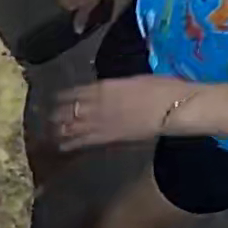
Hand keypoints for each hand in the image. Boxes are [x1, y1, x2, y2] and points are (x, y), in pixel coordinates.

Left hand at [52, 76, 200, 150]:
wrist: (176, 107)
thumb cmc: (165, 89)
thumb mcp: (136, 80)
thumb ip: (116, 86)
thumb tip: (109, 89)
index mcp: (104, 87)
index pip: (75, 92)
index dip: (64, 96)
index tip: (56, 99)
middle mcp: (96, 104)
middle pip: (68, 109)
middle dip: (58, 113)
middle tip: (51, 117)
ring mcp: (99, 121)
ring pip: (71, 126)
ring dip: (60, 129)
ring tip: (53, 132)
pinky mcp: (106, 137)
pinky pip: (82, 141)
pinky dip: (70, 144)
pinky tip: (61, 147)